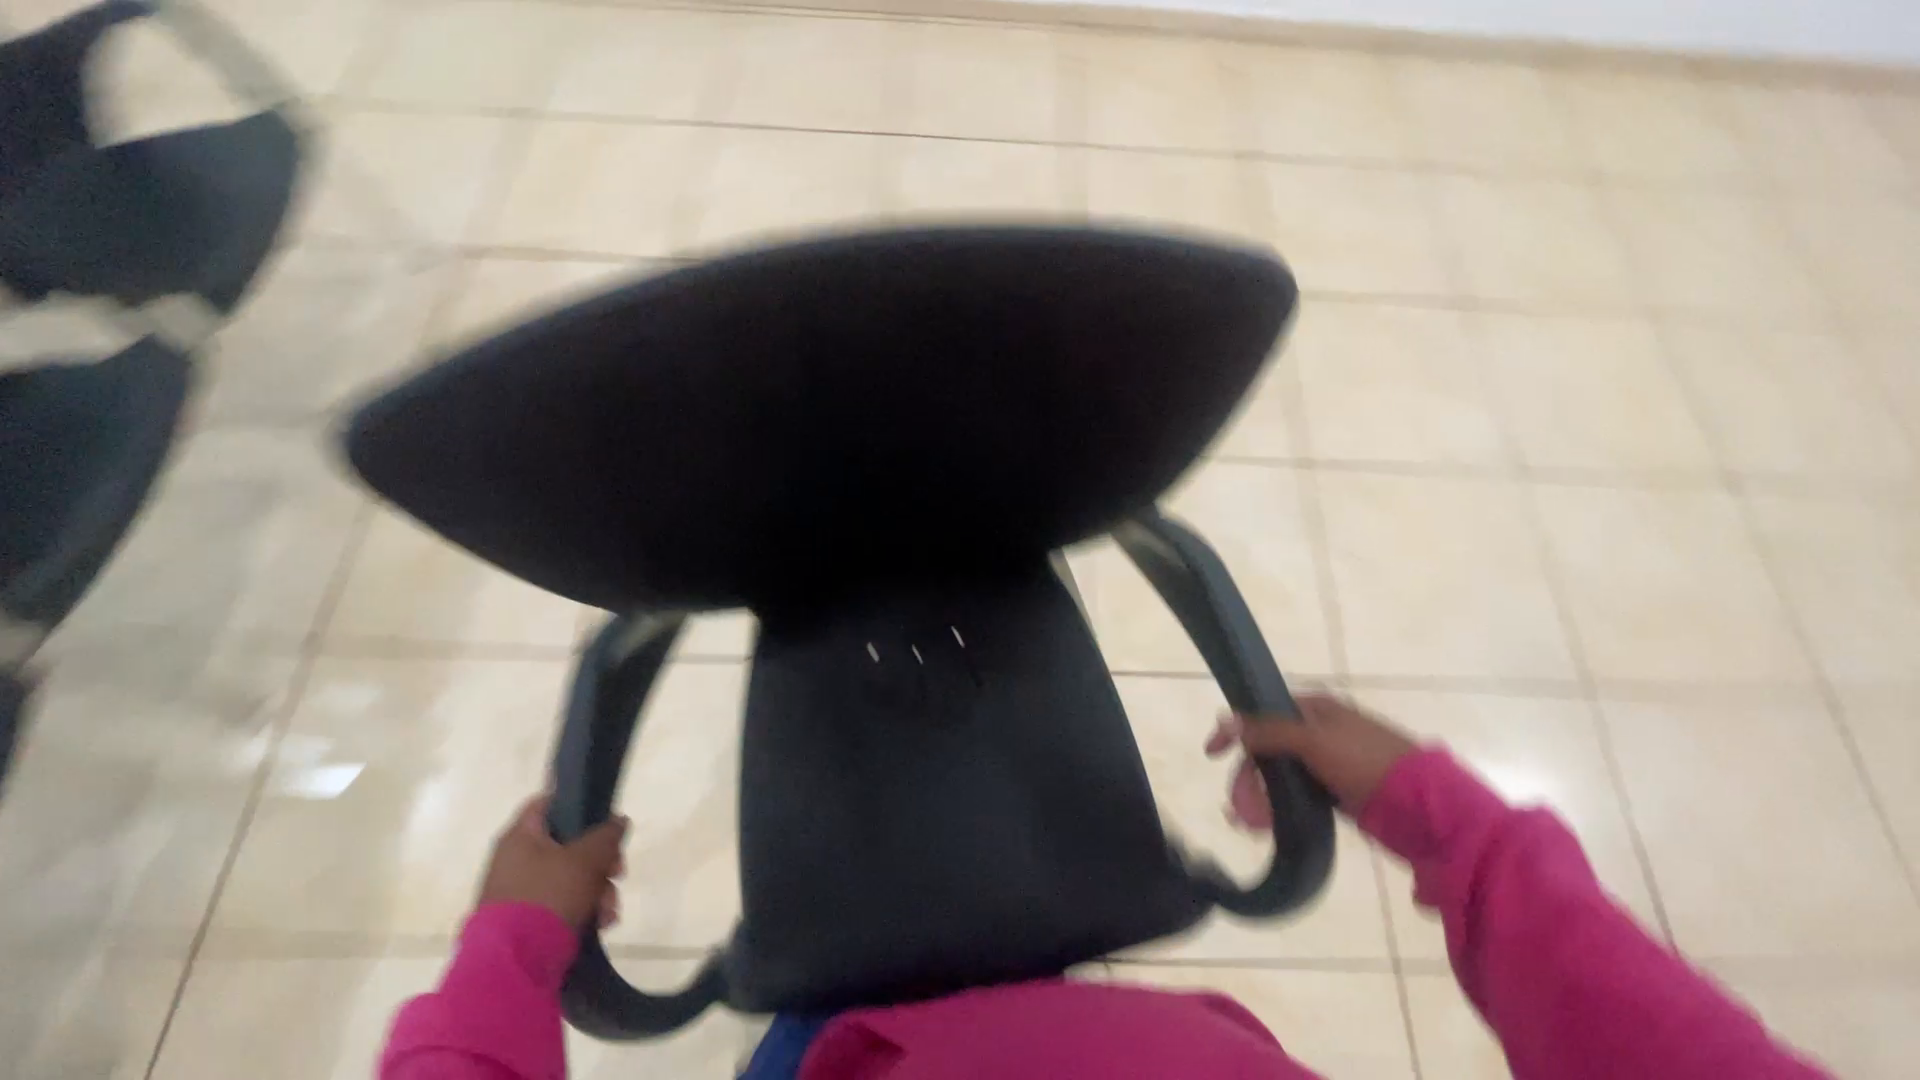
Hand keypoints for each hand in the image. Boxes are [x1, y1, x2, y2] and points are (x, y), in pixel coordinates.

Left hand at [478, 795, 626, 928]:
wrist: (513, 965)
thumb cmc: (548, 896)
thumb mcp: (586, 859)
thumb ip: (607, 835)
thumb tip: (618, 820)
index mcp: (520, 837)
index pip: (548, 802)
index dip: (579, 802)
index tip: (606, 819)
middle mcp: (515, 860)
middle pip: (570, 844)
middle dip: (601, 860)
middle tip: (619, 873)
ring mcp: (519, 892)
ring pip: (572, 877)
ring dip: (599, 890)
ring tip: (609, 911)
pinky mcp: (526, 921)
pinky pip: (563, 904)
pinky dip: (584, 910)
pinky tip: (601, 924)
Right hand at [1204, 692, 1418, 829]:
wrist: (1425, 809)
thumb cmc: (1366, 762)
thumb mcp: (1313, 740)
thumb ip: (1268, 731)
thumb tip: (1224, 719)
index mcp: (1315, 708)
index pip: (1261, 713)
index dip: (1235, 731)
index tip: (1211, 753)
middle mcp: (1319, 731)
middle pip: (1266, 749)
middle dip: (1248, 777)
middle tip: (1238, 807)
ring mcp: (1328, 764)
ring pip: (1279, 776)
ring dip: (1259, 797)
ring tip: (1252, 824)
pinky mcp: (1338, 794)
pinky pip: (1297, 797)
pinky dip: (1279, 809)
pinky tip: (1266, 825)